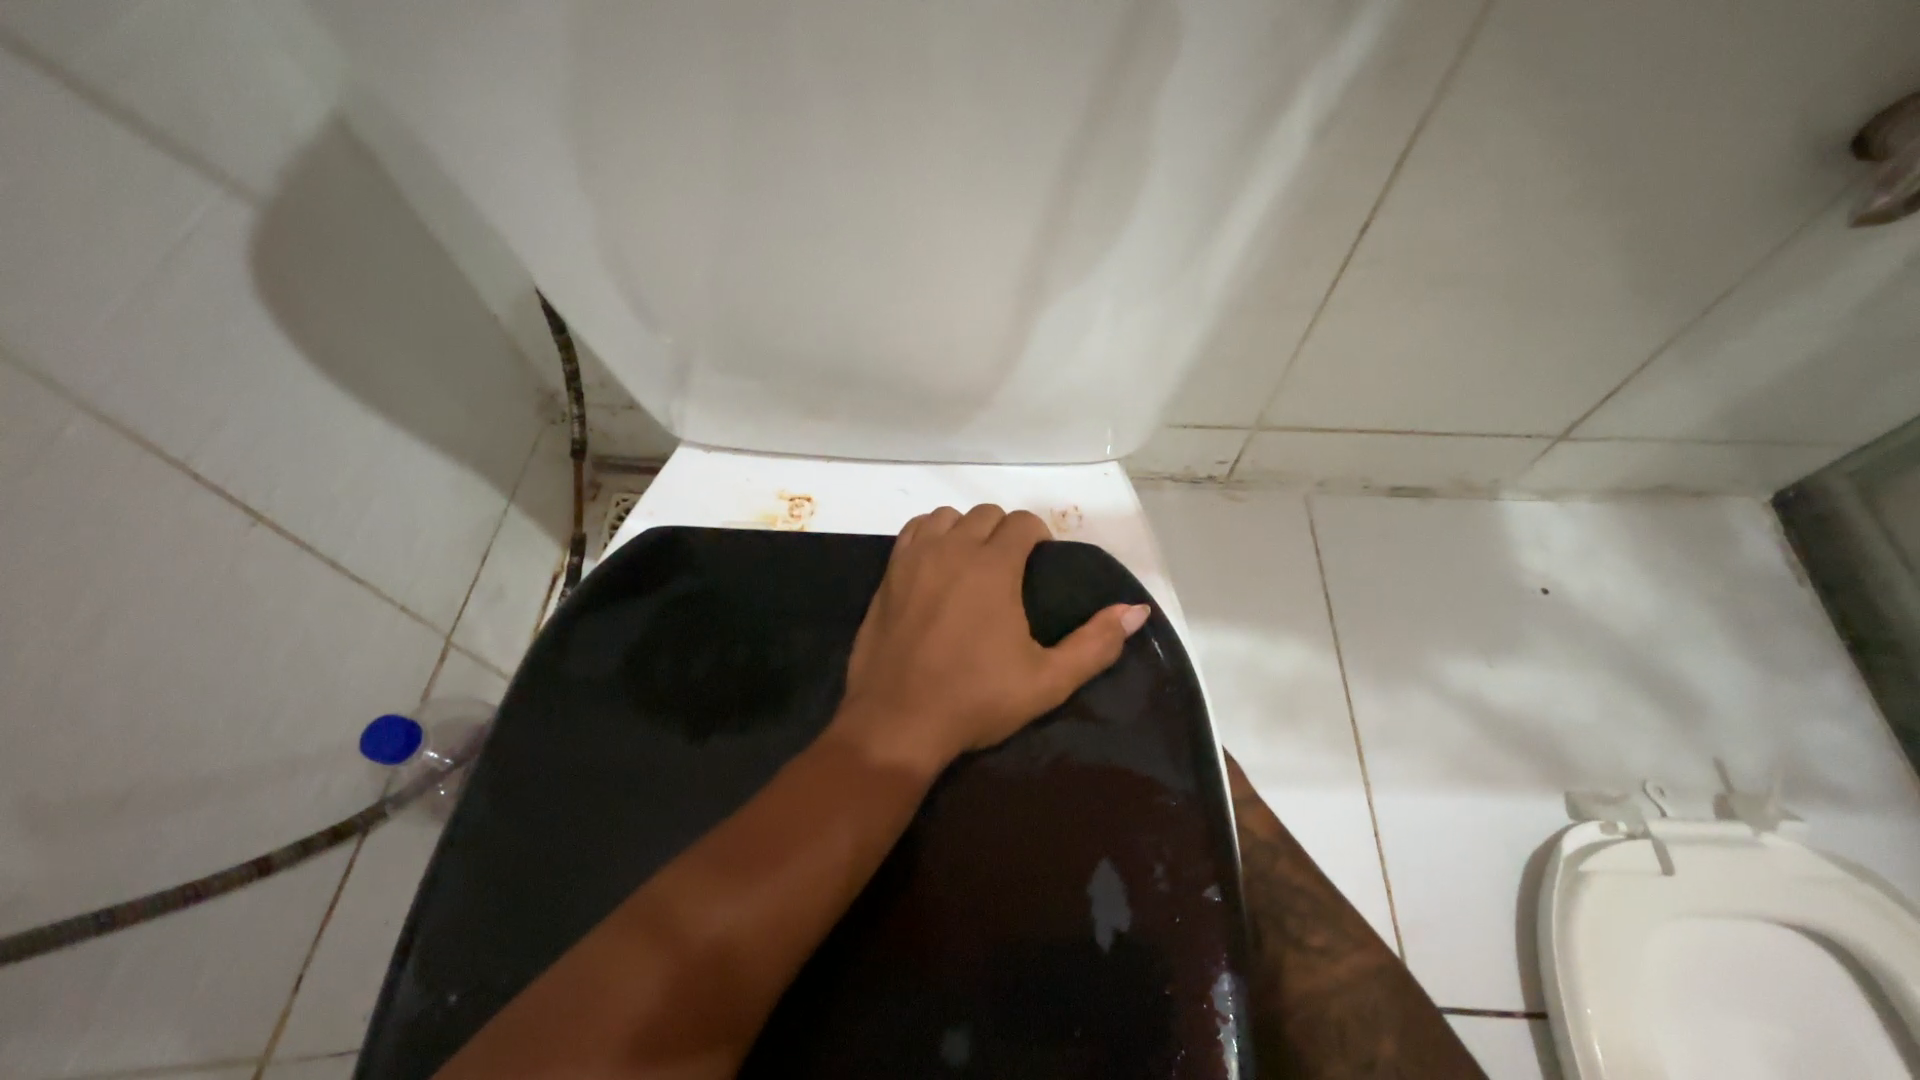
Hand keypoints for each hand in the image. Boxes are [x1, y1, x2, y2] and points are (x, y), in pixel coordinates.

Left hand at [832, 504, 1150, 774]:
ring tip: (974, 565)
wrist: (897, 722)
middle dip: (1005, 532)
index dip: (1039, 536)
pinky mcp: (887, 576)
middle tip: (1013, 570)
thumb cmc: (976, 701)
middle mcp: (952, 549)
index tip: (1042, 563)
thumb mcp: (1047, 681)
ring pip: (946, 518)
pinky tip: (937, 569)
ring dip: (966, 531)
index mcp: (992, 566)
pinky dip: (931, 538)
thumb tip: (1137, 611)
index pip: (1022, 522)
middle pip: (985, 515)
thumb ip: (1095, 643)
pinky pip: (913, 533)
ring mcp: (914, 559)